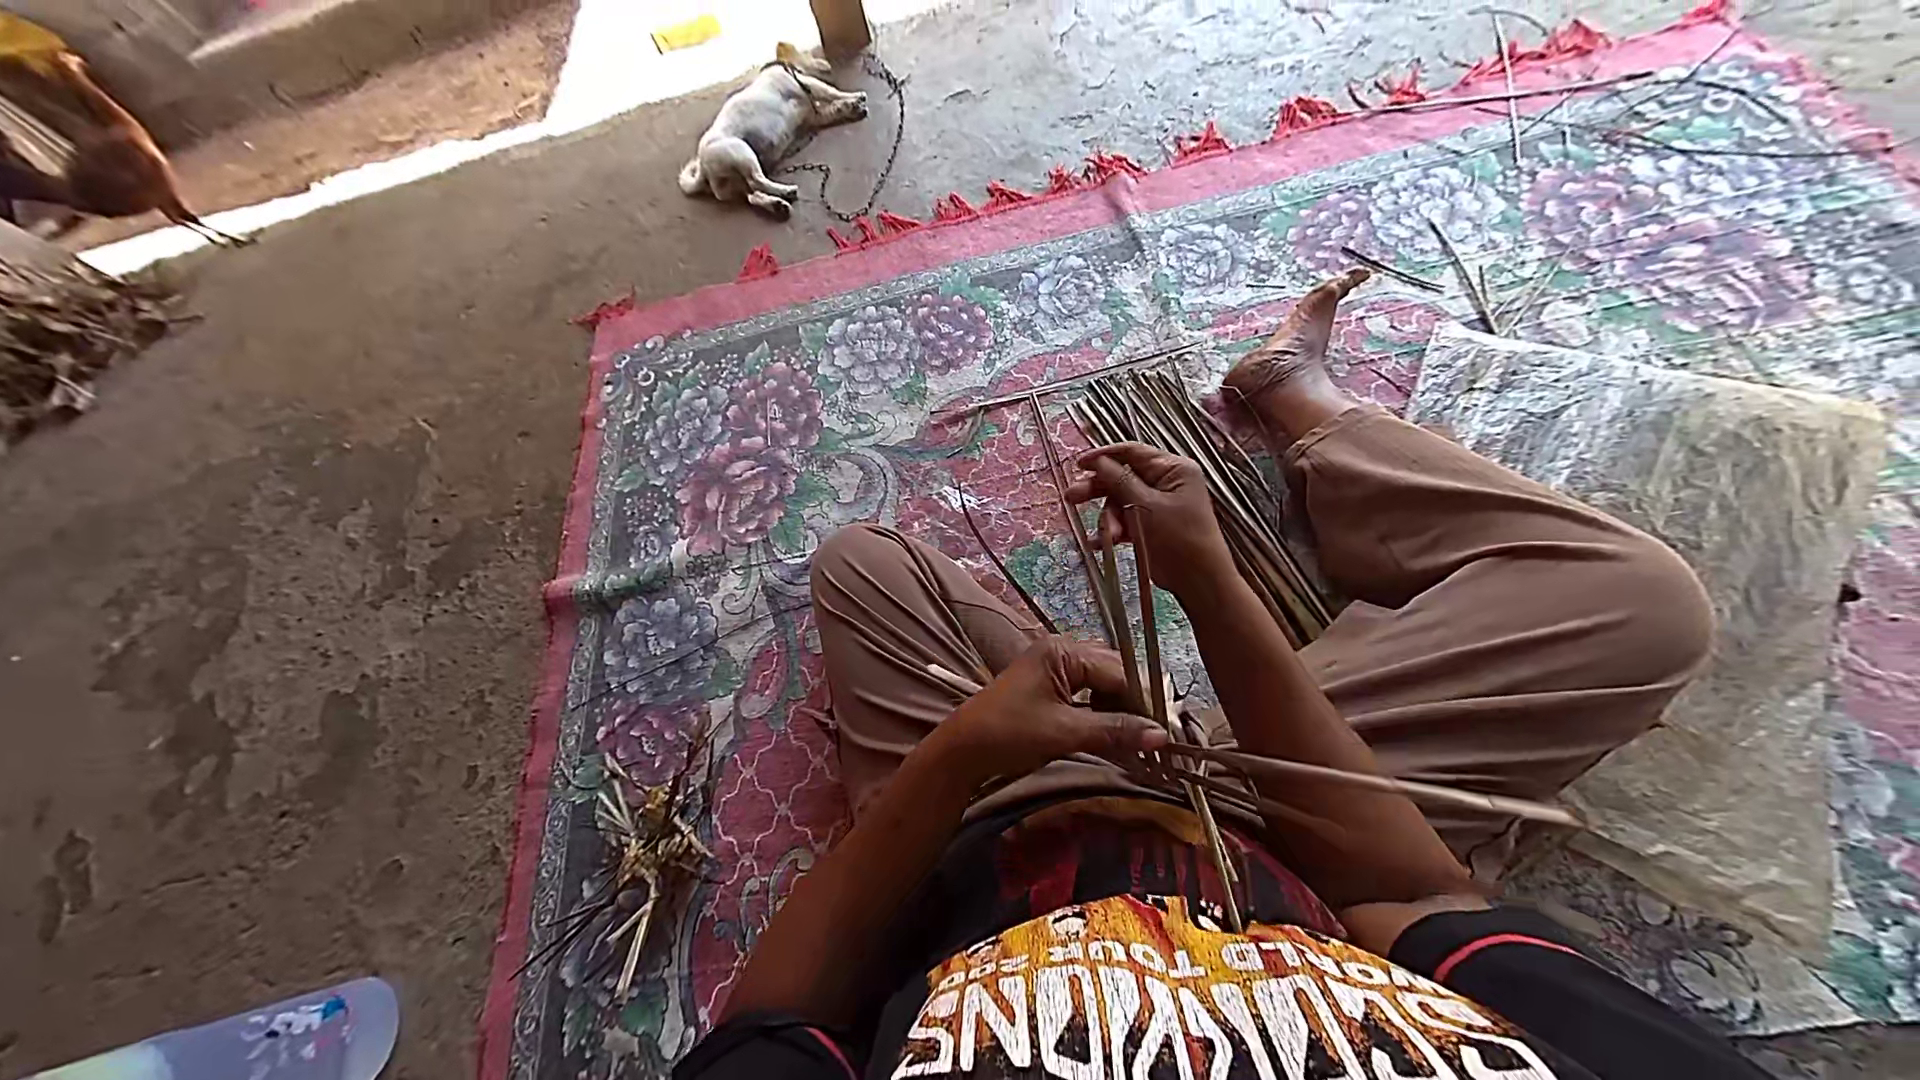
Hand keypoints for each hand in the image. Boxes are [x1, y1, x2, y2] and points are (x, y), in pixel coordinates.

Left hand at [933, 637, 1167, 782]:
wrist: (963, 750)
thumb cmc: (1009, 733)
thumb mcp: (1064, 732)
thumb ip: (1114, 730)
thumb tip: (1161, 736)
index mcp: (1063, 651)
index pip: (1119, 669)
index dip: (1145, 699)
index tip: (1167, 730)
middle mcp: (1061, 652)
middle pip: (1113, 672)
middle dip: (1136, 703)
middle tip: (1157, 736)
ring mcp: (1054, 669)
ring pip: (1102, 685)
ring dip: (1121, 711)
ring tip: (1141, 739)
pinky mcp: (1050, 689)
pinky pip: (1088, 696)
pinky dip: (1104, 715)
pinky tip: (1118, 734)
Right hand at [1063, 442, 1235, 599]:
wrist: (1198, 580)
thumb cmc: (1179, 538)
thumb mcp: (1147, 505)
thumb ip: (1119, 481)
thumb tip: (1098, 461)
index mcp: (1172, 469)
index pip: (1133, 452)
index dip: (1104, 456)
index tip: (1079, 463)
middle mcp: (1165, 483)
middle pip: (1122, 477)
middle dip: (1098, 490)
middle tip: (1072, 497)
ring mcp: (1156, 505)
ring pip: (1119, 502)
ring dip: (1108, 518)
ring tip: (1106, 535)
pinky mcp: (1149, 525)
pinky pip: (1124, 520)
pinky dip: (1113, 530)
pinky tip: (1100, 542)